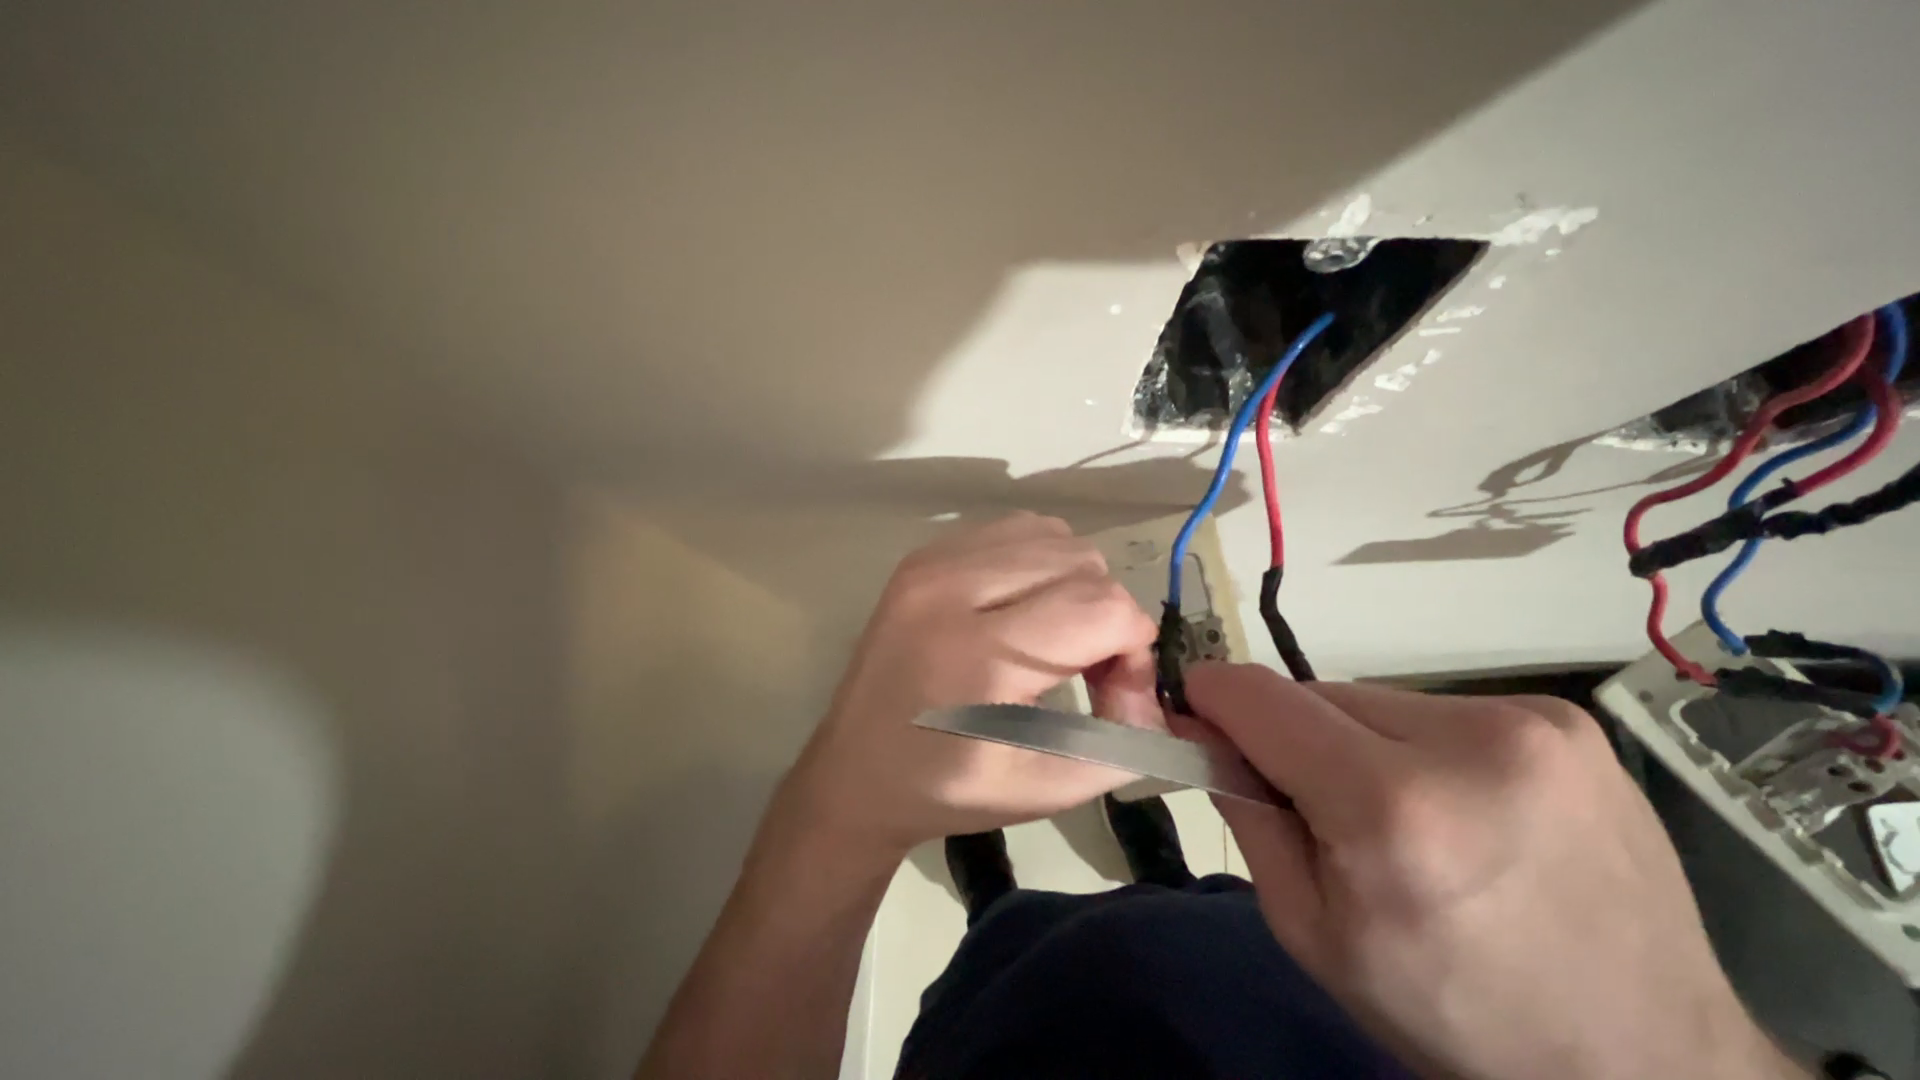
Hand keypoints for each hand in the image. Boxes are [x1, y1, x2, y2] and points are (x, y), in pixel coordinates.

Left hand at [783, 513, 1163, 856]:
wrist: (853, 774)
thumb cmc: (947, 789)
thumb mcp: (1044, 789)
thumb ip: (1121, 744)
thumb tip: (1150, 688)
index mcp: (980, 655)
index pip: (1103, 608)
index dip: (1133, 646)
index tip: (1115, 689)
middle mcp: (953, 590)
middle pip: (1084, 562)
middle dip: (1108, 613)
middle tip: (1087, 666)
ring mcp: (931, 563)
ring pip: (1054, 535)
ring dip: (1075, 583)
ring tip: (1055, 635)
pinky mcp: (922, 556)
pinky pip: (1013, 530)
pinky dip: (1038, 563)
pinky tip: (1023, 609)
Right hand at [1185, 665, 1801, 1079]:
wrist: (1642, 1057)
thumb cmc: (1452, 1012)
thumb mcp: (1312, 932)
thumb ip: (1248, 815)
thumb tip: (1203, 732)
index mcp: (1392, 812)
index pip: (1262, 700)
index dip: (1212, 697)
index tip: (1192, 711)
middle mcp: (1469, 743)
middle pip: (1320, 696)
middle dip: (1294, 736)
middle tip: (1312, 803)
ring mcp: (1533, 724)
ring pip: (1381, 700)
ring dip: (1360, 740)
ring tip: (1401, 814)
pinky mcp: (1571, 723)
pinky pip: (1444, 710)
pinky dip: (1424, 746)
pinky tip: (1459, 806)